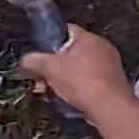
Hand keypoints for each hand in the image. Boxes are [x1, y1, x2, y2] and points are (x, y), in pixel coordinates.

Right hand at [19, 25, 133, 116]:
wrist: (110, 108)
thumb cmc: (79, 80)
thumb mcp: (48, 67)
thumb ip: (33, 60)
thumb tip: (26, 60)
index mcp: (89, 39)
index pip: (65, 30)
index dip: (49, 39)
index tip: (38, 52)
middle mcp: (103, 48)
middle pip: (70, 51)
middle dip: (53, 64)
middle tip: (40, 75)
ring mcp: (110, 66)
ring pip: (77, 67)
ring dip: (61, 77)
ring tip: (48, 90)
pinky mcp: (112, 83)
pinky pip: (87, 80)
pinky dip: (75, 86)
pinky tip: (64, 97)